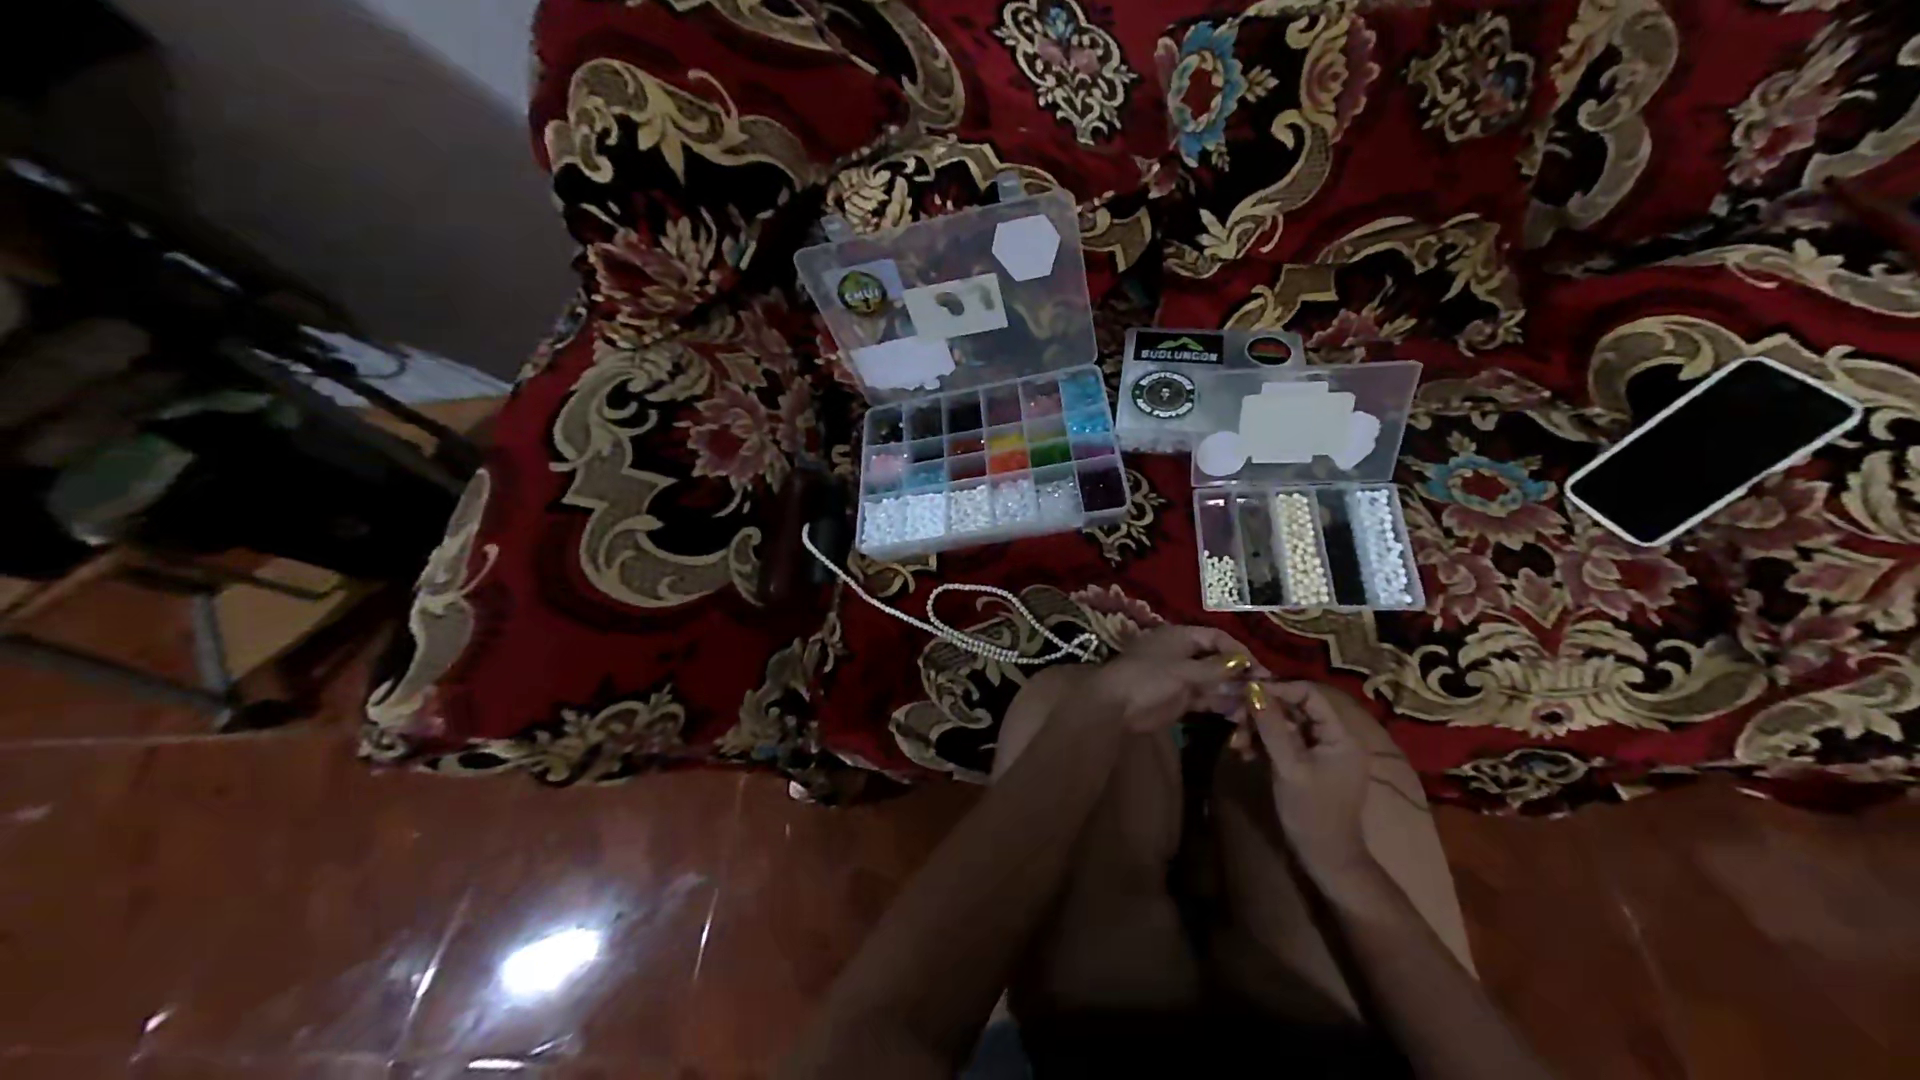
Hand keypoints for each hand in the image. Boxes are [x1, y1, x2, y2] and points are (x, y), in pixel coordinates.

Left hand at [1082, 624, 1266, 733]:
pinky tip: (1239, 713)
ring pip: (1214, 682)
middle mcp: (1184, 654)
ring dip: (1233, 692)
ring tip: (1254, 704)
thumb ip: (1214, 668)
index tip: (1260, 668)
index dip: (1239, 651)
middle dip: (1239, 674)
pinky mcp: (1180, 699)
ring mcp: (1182, 677)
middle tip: (1263, 690)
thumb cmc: (1147, 678)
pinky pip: (1206, 698)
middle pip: (1218, 660)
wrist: (1116, 706)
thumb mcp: (1183, 670)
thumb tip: (1244, 664)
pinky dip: (1221, 704)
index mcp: (1181, 637)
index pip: (1217, 638)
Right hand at [1247, 681, 1374, 880]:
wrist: (1325, 858)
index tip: (1247, 691)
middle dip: (1262, 711)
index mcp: (1341, 736)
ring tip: (1235, 741)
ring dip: (1258, 729)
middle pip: (1294, 709)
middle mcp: (1333, 738)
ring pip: (1285, 725)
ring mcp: (1320, 752)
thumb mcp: (1289, 766)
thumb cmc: (1311, 812)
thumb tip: (1253, 690)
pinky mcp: (1306, 764)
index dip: (1279, 689)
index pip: (1310, 695)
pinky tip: (1244, 752)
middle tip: (1233, 717)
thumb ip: (1272, 727)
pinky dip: (1263, 744)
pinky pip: (1283, 742)